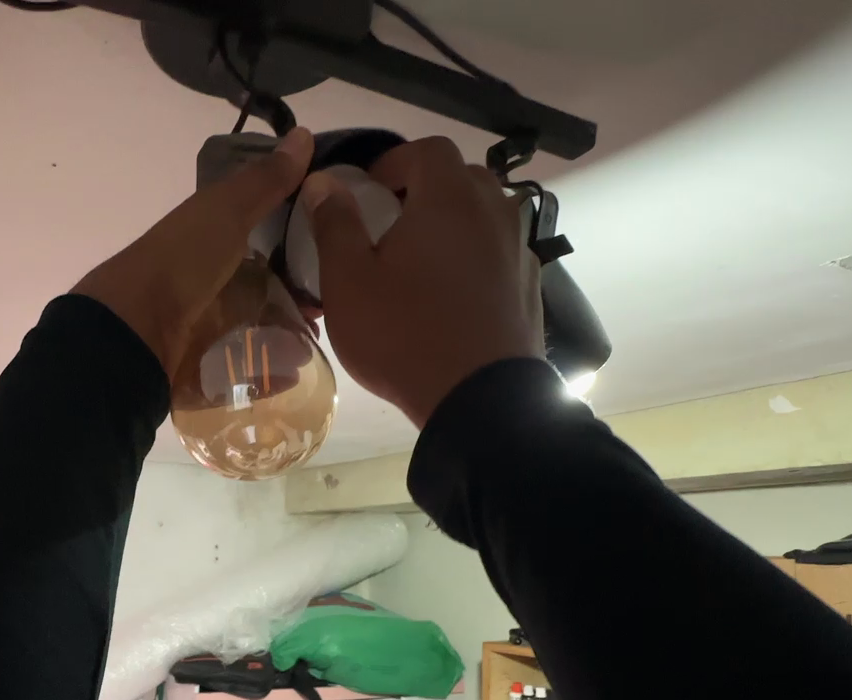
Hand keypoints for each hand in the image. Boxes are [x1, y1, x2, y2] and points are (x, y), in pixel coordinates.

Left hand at [74, 127, 314, 378]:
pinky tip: (295, 374)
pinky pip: (243, 376)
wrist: (134, 329)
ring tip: (317, 344)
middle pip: (265, 294)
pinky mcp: (203, 372)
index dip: (298, 248)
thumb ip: (264, 180)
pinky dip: (269, 375)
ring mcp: (204, 333)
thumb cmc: (181, 261)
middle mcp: (209, 288)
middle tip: (331, 309)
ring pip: (258, 336)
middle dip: (299, 301)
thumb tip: (303, 134)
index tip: (335, 254)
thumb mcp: (225, 210)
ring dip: (288, 340)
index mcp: (211, 246)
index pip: (264, 244)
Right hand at [301, 136, 543, 427]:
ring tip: (420, 262)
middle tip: (390, 224)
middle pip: (460, 179)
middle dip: (423, 190)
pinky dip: (473, 259)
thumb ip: (335, 225)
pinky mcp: (528, 288)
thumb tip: (323, 182)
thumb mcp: (348, 281)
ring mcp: (517, 249)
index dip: (392, 162)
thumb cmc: (401, 334)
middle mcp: (492, 211)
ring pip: (483, 217)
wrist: (475, 398)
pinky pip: (497, 255)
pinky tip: (450, 297)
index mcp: (447, 198)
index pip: (425, 149)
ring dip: (451, 225)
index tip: (366, 191)